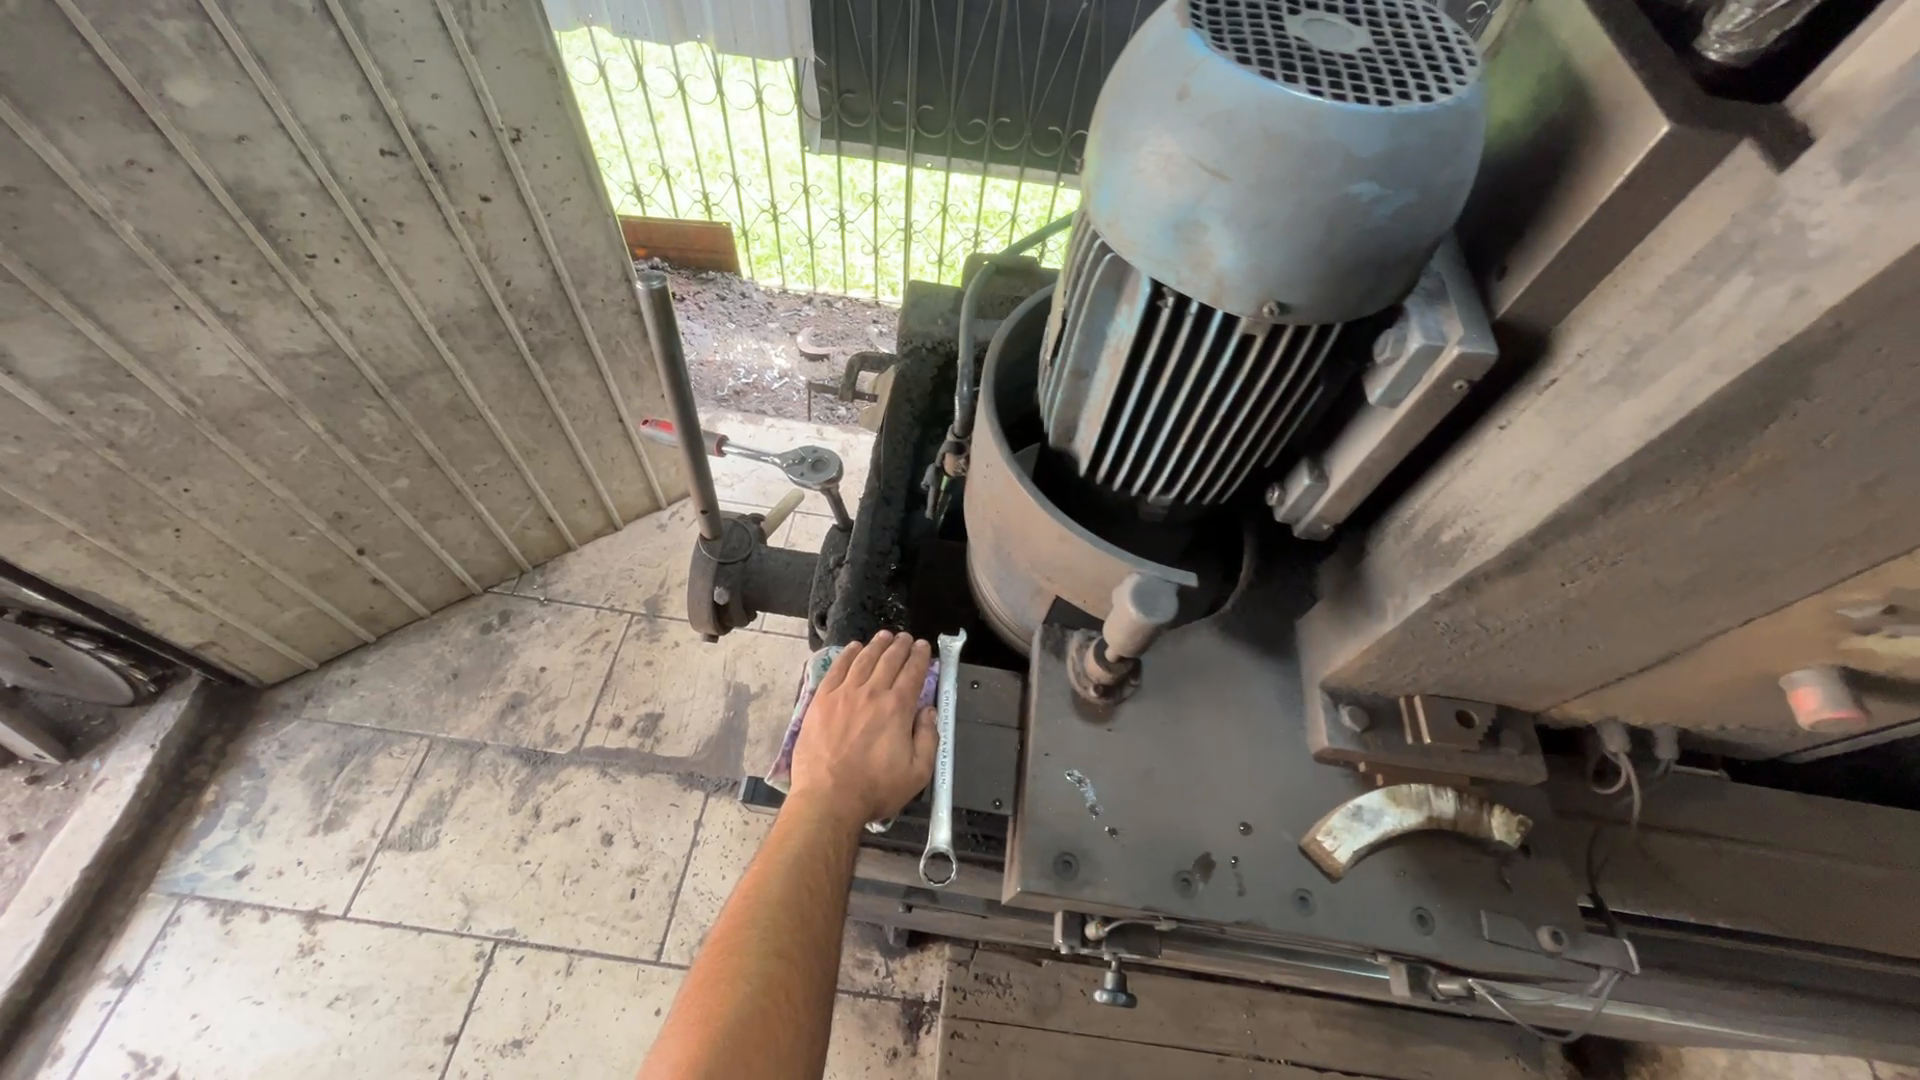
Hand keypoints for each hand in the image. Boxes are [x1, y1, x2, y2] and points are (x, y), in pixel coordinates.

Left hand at [788, 630, 936, 831]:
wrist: (829, 798)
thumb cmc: (875, 789)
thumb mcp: (918, 772)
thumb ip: (928, 738)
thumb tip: (928, 711)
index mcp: (897, 708)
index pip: (913, 672)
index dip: (920, 657)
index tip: (924, 647)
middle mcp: (872, 693)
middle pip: (889, 660)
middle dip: (901, 646)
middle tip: (906, 638)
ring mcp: (844, 694)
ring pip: (864, 659)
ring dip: (876, 645)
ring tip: (884, 636)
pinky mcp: (821, 700)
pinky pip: (836, 669)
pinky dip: (847, 655)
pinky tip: (854, 648)